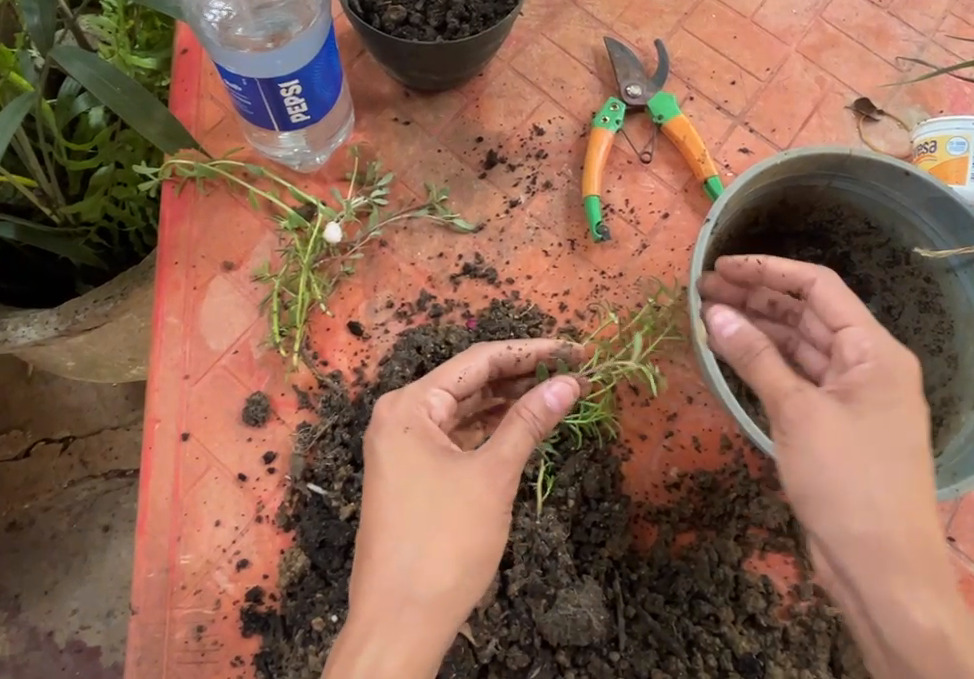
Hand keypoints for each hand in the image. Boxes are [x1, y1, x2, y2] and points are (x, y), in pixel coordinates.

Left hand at [326, 338, 585, 678]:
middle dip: (522, 374)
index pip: (478, 360)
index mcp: (410, 405)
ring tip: (559, 391)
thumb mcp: (492, 476)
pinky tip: (526, 424)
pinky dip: (491, 430)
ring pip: (466, 409)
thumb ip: (529, 422)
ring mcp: (405, 445)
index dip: (530, 351)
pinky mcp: (414, 473)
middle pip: (471, 380)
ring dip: (509, 402)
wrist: (398, 624)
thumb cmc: (443, 544)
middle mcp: (402, 415)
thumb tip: (569, 382)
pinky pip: (458, 436)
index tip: (575, 349)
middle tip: (574, 368)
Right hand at [699, 255, 946, 605]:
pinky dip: (764, 365)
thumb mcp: (797, 412)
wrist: (884, 571)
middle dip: (756, 299)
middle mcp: (867, 366)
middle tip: (702, 290)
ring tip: (707, 316)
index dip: (768, 271)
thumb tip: (713, 312)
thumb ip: (754, 357)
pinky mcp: (834, 426)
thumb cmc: (848, 481)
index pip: (819, 287)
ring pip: (798, 347)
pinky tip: (730, 354)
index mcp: (875, 351)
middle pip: (807, 315)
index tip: (721, 267)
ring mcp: (851, 397)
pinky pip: (796, 379)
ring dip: (756, 330)